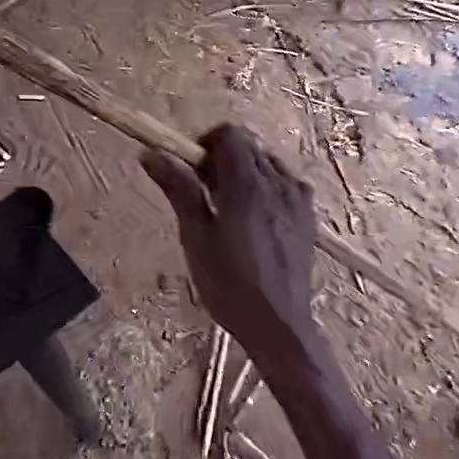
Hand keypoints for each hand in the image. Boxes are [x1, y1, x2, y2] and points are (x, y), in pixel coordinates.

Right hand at [142, 125, 316, 360]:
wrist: (278, 324)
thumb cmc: (228, 283)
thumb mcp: (195, 236)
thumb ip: (178, 188)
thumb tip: (150, 152)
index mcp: (247, 184)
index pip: (230, 134)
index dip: (206, 144)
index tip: (191, 171)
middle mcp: (278, 182)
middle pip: (248, 146)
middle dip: (221, 159)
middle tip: (203, 194)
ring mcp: (298, 199)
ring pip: (266, 163)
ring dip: (243, 172)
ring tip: (227, 209)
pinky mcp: (308, 216)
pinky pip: (284, 183)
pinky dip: (265, 187)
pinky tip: (253, 219)